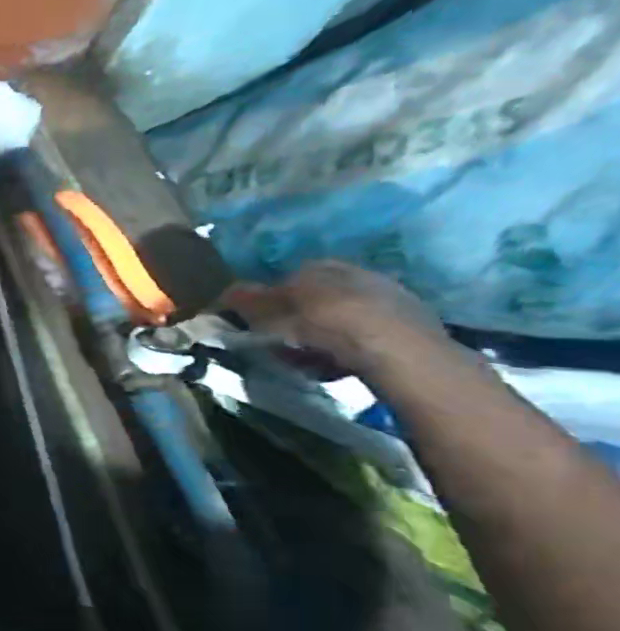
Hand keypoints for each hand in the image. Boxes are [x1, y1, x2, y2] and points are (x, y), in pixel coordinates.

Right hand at [223, 261, 449, 373]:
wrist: (399, 350)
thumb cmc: (325, 322)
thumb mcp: (271, 311)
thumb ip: (246, 300)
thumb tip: (223, 293)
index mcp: (322, 265)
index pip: (285, 278)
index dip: (267, 301)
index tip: (256, 322)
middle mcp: (356, 275)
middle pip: (313, 300)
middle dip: (295, 320)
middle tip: (279, 343)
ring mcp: (387, 300)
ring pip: (336, 320)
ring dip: (318, 337)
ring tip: (306, 359)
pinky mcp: (408, 327)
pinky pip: (361, 337)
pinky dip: (345, 349)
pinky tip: (337, 365)